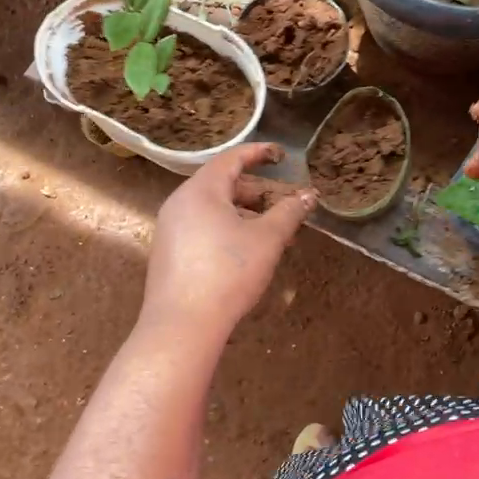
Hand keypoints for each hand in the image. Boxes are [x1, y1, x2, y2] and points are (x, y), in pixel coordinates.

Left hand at [140, 143, 316, 332]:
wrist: (183, 324)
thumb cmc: (228, 272)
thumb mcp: (267, 240)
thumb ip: (289, 212)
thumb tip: (309, 195)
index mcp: (201, 191)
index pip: (231, 159)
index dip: (257, 153)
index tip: (279, 155)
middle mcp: (180, 203)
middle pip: (222, 185)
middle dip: (257, 192)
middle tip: (284, 205)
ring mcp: (171, 229)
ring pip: (213, 209)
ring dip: (246, 215)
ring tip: (274, 234)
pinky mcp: (170, 253)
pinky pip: (202, 227)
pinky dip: (228, 229)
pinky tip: (248, 253)